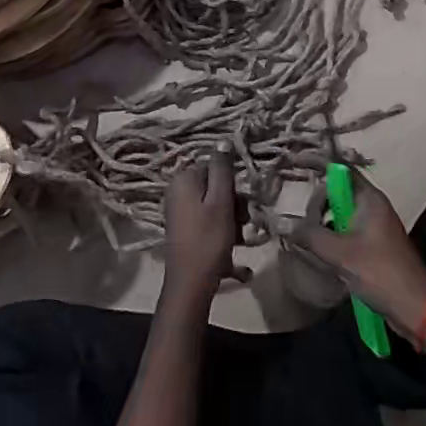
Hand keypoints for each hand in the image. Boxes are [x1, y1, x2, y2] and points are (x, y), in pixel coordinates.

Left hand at [163, 148, 247, 297]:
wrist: (190, 285)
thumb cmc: (208, 239)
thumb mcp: (220, 201)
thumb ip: (222, 169)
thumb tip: (223, 139)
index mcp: (184, 181)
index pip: (214, 167)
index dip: (232, 183)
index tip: (245, 199)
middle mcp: (178, 193)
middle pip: (215, 188)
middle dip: (235, 205)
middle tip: (247, 221)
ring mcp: (181, 214)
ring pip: (216, 209)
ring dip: (234, 224)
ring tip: (244, 240)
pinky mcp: (186, 233)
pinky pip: (210, 227)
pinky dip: (224, 239)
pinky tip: (241, 266)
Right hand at [290, 176, 425, 338]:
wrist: (415, 307)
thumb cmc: (379, 273)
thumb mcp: (339, 253)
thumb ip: (310, 235)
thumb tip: (283, 223)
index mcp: (370, 199)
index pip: (342, 171)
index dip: (320, 172)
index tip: (298, 180)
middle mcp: (373, 207)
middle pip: (338, 194)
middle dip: (319, 207)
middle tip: (306, 228)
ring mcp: (375, 227)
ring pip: (341, 215)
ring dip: (325, 226)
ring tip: (311, 244)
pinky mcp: (375, 246)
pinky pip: (348, 233)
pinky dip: (334, 240)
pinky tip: (325, 257)